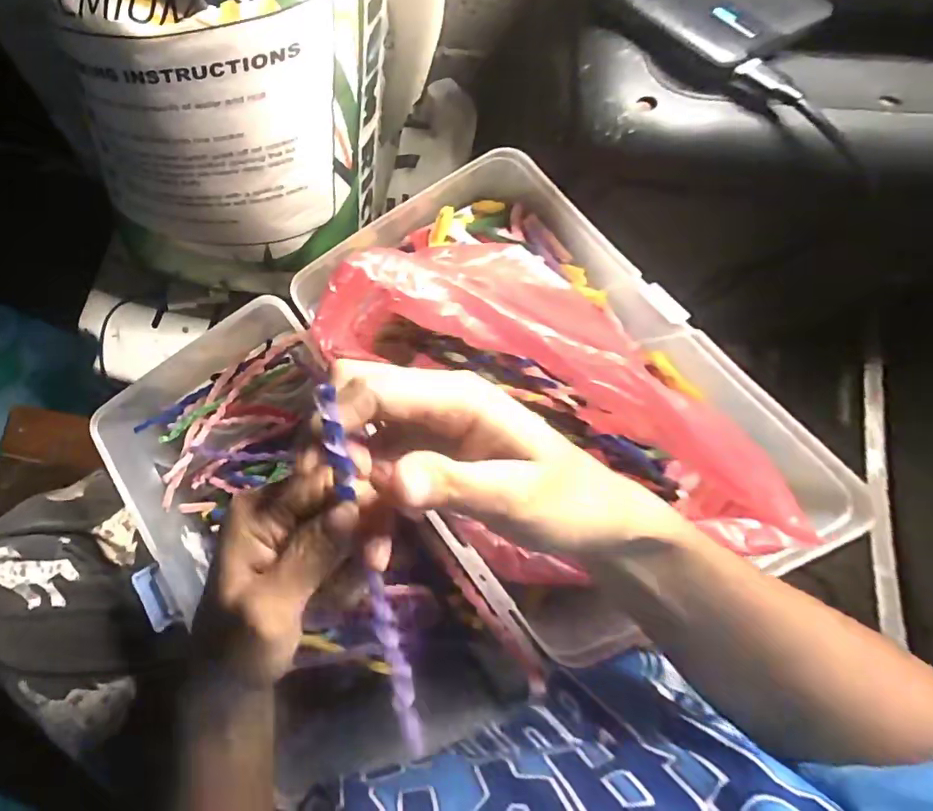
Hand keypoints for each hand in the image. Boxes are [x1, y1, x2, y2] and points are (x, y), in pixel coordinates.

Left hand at [190, 448, 372, 690]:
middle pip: (339, 500)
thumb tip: (352, 504)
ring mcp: (295, 532)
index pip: (316, 480)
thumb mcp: (272, 603)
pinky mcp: (310, 556)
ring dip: (355, 564)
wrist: (232, 681)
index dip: (355, 495)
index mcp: (258, 509)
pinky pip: (347, 554)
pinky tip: (330, 606)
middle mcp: (277, 510)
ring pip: (350, 529)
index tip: (380, 530)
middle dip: (360, 535)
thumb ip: (312, 554)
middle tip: (373, 566)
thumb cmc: (239, 642)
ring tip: (334, 600)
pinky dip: (349, 580)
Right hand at [332, 359, 688, 560]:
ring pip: (356, 438)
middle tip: (333, 494)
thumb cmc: (569, 503)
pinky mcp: (416, 460)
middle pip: (351, 397)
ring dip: (347, 483)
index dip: (340, 419)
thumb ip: (453, 483)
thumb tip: (391, 481)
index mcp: (452, 395)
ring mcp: (418, 431)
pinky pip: (374, 474)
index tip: (333, 472)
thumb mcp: (518, 497)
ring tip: (351, 532)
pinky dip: (367, 507)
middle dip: (331, 442)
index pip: (371, 384)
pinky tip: (374, 547)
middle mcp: (426, 402)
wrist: (600, 527)